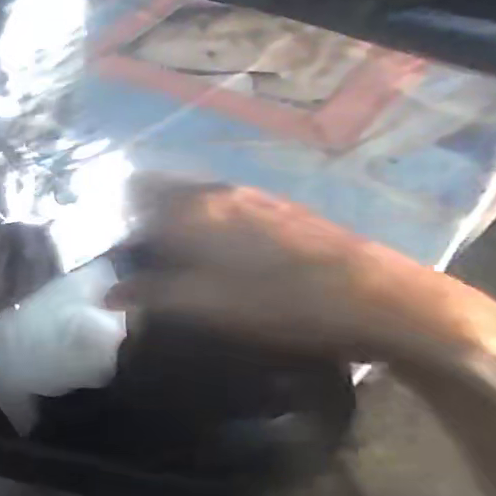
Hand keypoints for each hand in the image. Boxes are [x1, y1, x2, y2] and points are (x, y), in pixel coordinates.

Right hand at [107, 178, 495, 365]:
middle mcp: (219, 192)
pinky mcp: (283, 208)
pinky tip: (219, 254)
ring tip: (173, 257)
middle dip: (141, 215)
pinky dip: (206, 223)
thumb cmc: (283, 302)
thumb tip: (107, 294)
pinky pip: (225, 206)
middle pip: (162, 191)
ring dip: (175, 219)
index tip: (108, 248)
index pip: (132, 196)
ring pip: (195, 198)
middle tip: (135, 253)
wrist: (388, 302)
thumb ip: (150, 293)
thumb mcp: (205, 305)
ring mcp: (255, 196)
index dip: (114, 220)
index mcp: (193, 208)